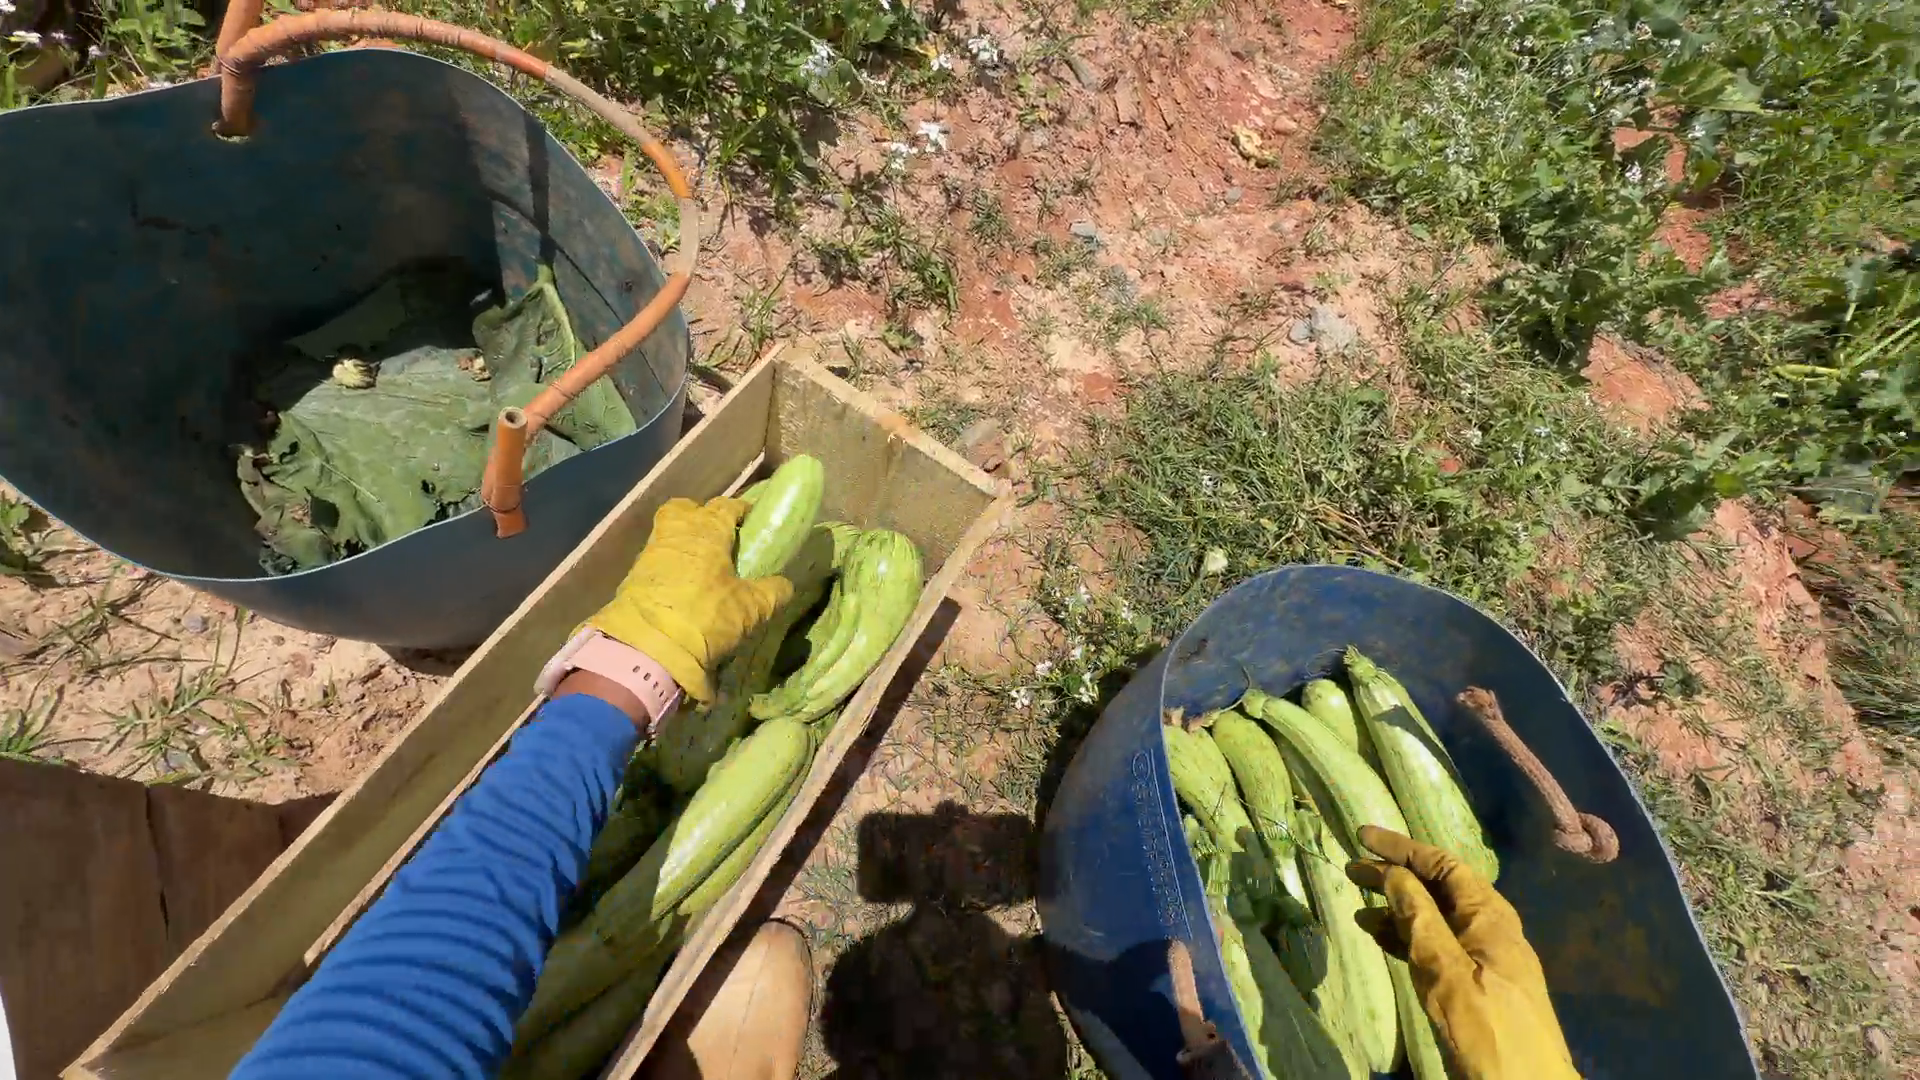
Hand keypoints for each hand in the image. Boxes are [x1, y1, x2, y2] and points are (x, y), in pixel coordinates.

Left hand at [586, 496, 791, 701]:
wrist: (647, 649)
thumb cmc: (706, 616)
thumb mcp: (752, 608)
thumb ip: (773, 592)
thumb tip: (785, 584)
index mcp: (707, 530)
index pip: (726, 506)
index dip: (740, 510)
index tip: (752, 520)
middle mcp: (676, 532)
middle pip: (685, 509)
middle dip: (700, 515)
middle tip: (719, 537)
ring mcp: (651, 553)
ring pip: (668, 533)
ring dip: (685, 542)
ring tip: (704, 566)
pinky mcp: (633, 576)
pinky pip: (657, 559)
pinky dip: (670, 565)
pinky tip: (684, 584)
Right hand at [1346, 826, 1577, 1079]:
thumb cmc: (1486, 1028)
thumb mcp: (1444, 968)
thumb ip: (1418, 915)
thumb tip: (1394, 873)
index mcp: (1489, 917)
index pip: (1442, 864)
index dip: (1401, 847)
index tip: (1362, 837)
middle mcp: (1490, 929)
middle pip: (1437, 887)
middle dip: (1394, 876)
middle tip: (1352, 870)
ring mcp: (1486, 957)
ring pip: (1434, 916)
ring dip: (1396, 908)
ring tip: (1360, 910)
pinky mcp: (1479, 983)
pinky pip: (1437, 944)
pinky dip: (1406, 936)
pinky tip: (1381, 939)